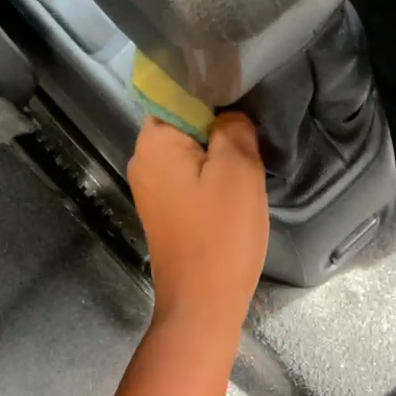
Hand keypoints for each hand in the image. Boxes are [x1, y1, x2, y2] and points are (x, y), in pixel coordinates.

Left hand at [127, 113, 268, 329]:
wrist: (203, 306)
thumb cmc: (221, 238)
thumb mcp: (239, 170)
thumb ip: (235, 128)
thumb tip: (230, 117)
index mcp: (153, 141)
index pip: (181, 89)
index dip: (217, 94)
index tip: (245, 111)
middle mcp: (143, 162)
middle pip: (187, 123)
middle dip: (220, 130)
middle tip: (252, 147)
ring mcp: (152, 192)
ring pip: (192, 155)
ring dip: (220, 161)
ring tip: (245, 175)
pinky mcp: (166, 216)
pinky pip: (192, 184)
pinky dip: (213, 186)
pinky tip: (232, 201)